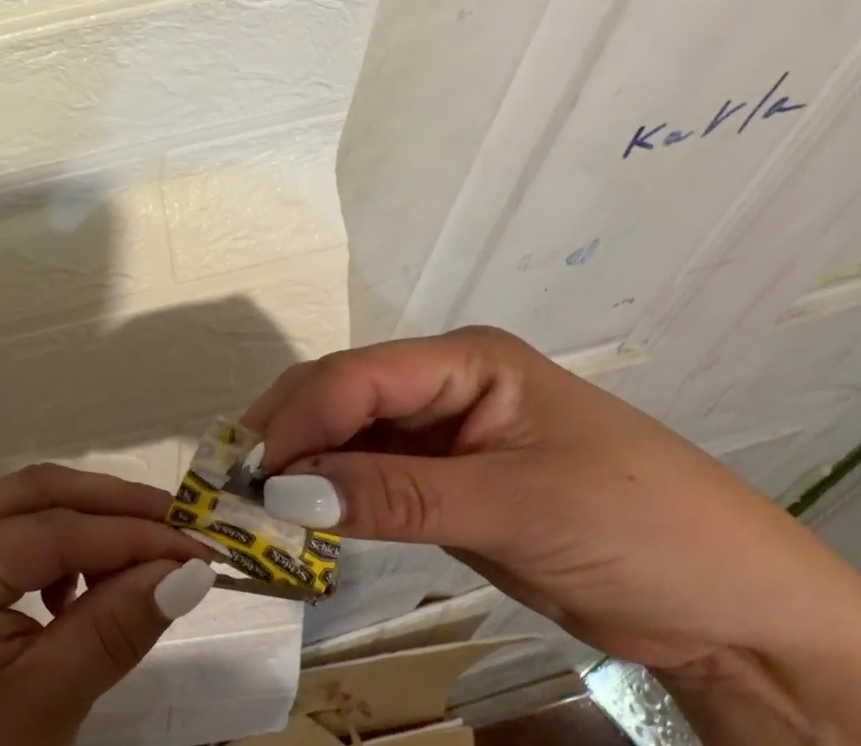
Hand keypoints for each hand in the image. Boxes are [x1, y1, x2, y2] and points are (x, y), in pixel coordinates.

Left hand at [0, 464, 222, 745]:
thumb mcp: (50, 694)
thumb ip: (116, 626)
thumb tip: (187, 572)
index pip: (59, 529)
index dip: (137, 534)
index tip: (204, 549)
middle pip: (40, 494)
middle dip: (114, 504)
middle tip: (183, 526)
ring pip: (29, 507)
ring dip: (90, 522)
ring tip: (146, 561)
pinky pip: (16, 536)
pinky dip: (61, 547)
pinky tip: (85, 590)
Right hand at [242, 327, 860, 739]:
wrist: (741, 616)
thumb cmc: (646, 532)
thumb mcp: (518, 508)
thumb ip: (395, 495)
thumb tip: (283, 492)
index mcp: (466, 361)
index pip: (356, 377)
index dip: (297, 419)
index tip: (250, 472)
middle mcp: (441, 385)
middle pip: (336, 397)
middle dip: (285, 438)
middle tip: (236, 488)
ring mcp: (437, 434)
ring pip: (340, 436)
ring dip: (298, 468)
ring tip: (256, 507)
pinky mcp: (436, 480)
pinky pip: (361, 475)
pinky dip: (327, 494)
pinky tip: (299, 516)